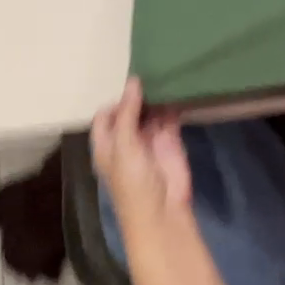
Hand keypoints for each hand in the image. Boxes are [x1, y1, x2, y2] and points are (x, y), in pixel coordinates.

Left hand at [90, 78, 190, 226]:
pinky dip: (173, 103)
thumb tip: (133, 81)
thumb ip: (128, 114)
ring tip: (166, 74)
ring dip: (156, 96)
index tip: (132, 87)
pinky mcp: (170, 139)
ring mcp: (149, 138)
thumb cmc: (134, 183)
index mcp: (107, 144)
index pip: (105, 116)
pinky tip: (178, 87)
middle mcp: (127, 139)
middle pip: (130, 110)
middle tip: (152, 73)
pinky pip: (170, 116)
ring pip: (150, 111)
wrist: (163, 212)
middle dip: (138, 94)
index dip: (116, 101)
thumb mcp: (125, 148)